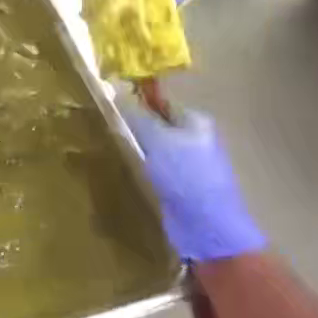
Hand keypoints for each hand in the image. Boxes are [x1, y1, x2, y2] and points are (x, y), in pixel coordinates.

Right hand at [120, 103, 265, 261]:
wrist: (207, 225)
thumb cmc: (184, 175)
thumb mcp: (158, 140)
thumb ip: (139, 117)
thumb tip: (119, 93)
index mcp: (197, 122)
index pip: (164, 103)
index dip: (139, 103)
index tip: (112, 107)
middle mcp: (197, 139)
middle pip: (160, 126)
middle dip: (138, 128)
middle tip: (111, 129)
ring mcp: (191, 165)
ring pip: (158, 149)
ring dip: (141, 150)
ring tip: (118, 149)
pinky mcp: (183, 187)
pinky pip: (159, 170)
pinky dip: (146, 169)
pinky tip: (133, 173)